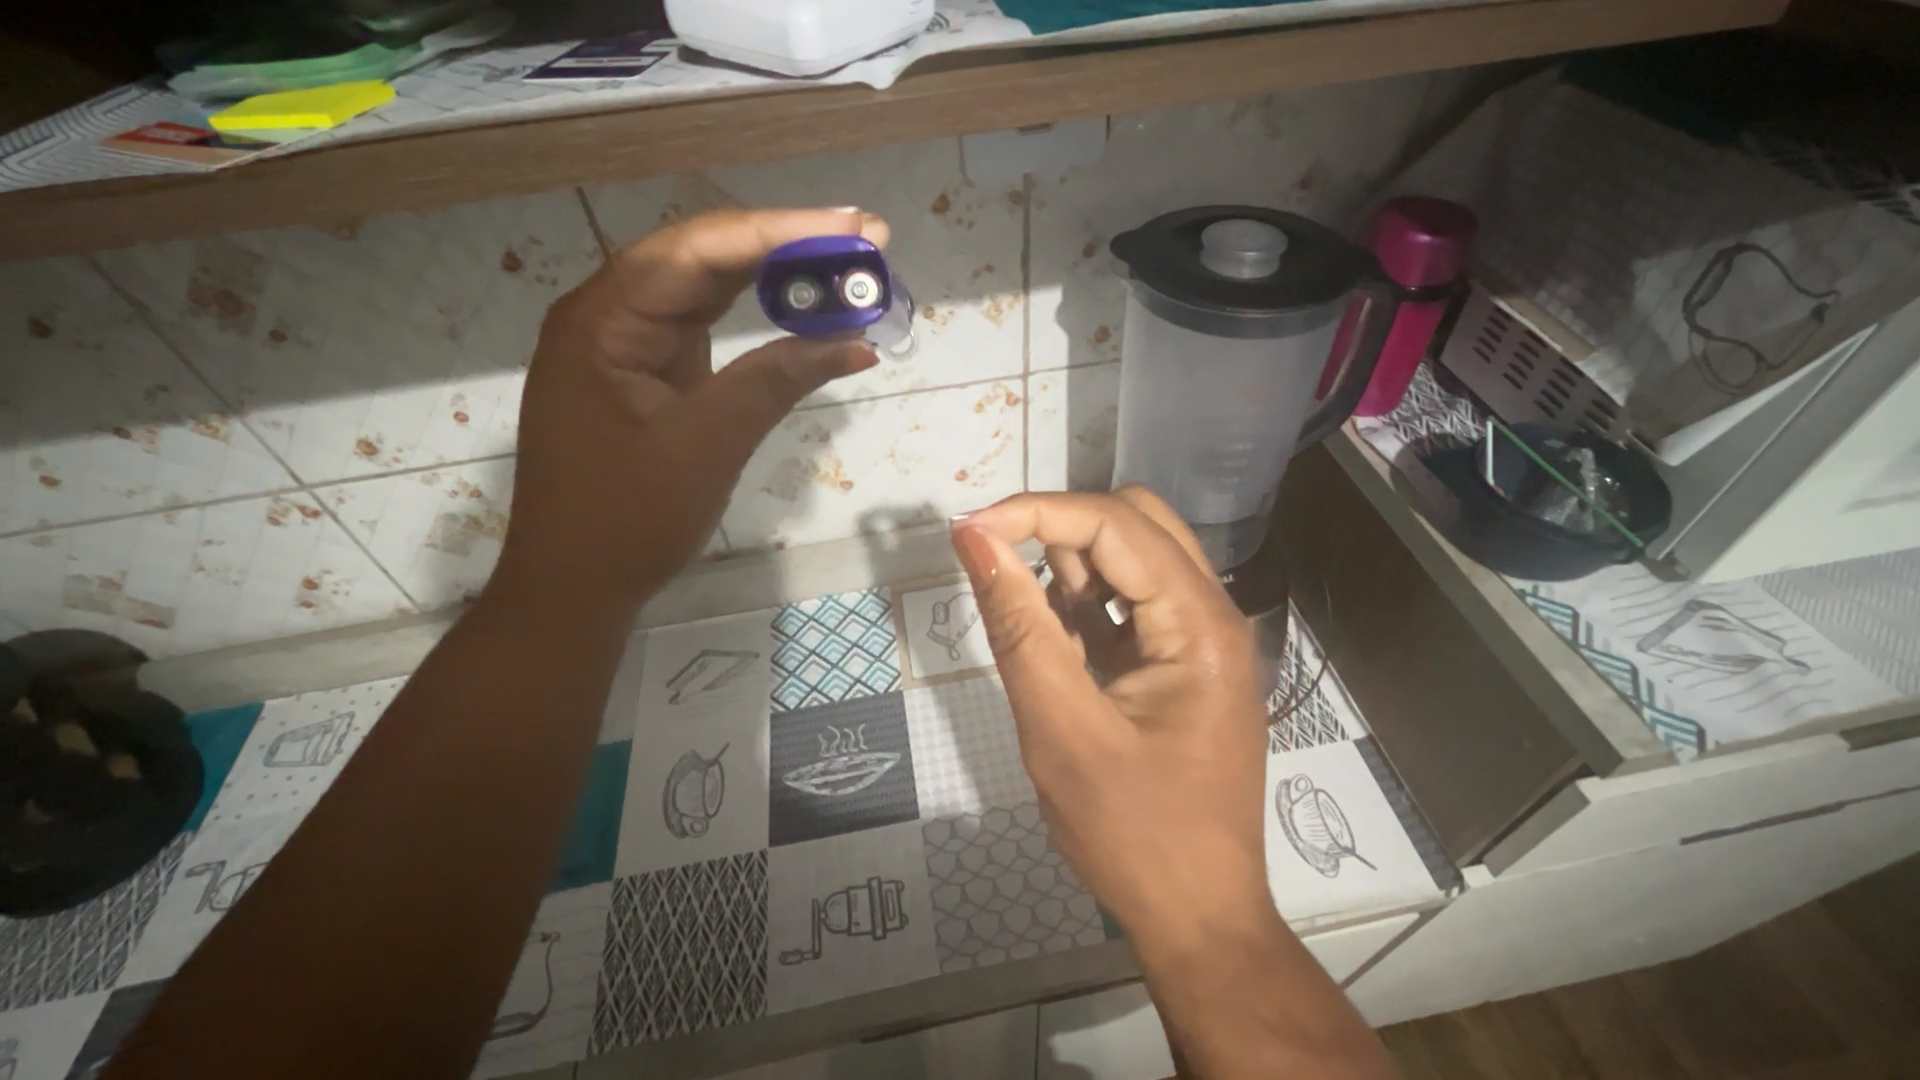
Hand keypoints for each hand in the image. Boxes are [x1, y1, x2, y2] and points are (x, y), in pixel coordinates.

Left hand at [495, 208, 886, 612]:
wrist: (574, 587)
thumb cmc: (629, 518)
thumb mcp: (709, 444)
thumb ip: (776, 380)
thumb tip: (853, 341)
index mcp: (604, 319)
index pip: (701, 249)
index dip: (783, 232)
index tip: (857, 227)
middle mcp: (608, 316)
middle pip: (704, 259)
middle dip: (785, 248)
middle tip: (864, 241)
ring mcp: (625, 347)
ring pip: (706, 293)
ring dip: (773, 282)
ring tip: (844, 269)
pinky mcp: (645, 377)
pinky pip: (704, 333)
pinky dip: (755, 327)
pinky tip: (801, 316)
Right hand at [949, 488, 1275, 959]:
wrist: (1196, 917)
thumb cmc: (1130, 832)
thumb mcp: (1059, 727)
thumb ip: (1017, 625)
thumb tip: (974, 538)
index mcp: (1200, 623)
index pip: (1116, 525)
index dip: (1037, 512)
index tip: (968, 531)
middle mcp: (1212, 615)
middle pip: (1137, 524)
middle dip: (1060, 529)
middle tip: (999, 564)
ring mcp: (1202, 641)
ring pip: (1134, 560)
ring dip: (1072, 567)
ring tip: (1026, 616)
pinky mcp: (1184, 666)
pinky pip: (1132, 606)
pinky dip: (1086, 606)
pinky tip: (1053, 640)